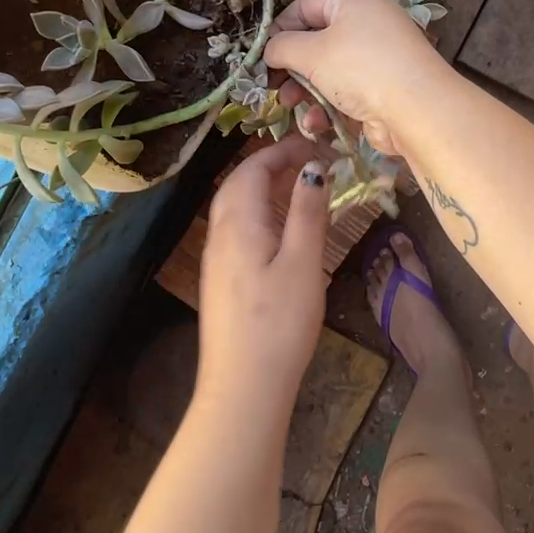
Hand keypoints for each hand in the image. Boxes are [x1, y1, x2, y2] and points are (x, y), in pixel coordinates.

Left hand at [195, 136, 331, 408]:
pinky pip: (237, 227)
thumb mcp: (303, 263)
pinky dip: (261, 211)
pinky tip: (282, 229)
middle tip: (311, 163)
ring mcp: (216, 257)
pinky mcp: (220, 279)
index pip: (253, 167)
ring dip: (266, 187)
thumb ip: (308, 211)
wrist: (242, 387)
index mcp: (238, 222)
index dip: (283, 150)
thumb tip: (314, 167)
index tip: (316, 145)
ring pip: (236, 205)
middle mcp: (220, 233)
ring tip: (301, 188)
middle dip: (273, 164)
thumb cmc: (279, 323)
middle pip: (240, 182)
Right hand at [263, 0, 455, 158]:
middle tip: (271, 84)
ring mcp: (377, 57)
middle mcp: (368, 24)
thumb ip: (282, 46)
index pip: (307, 5)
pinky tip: (316, 122)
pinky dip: (328, 105)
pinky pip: (345, 91)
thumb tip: (270, 48)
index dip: (280, 26)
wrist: (416, 110)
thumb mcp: (311, 52)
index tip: (261, 52)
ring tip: (289, 104)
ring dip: (304, 88)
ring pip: (328, 69)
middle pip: (317, 39)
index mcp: (353, 1)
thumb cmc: (359, 69)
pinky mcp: (382, 88)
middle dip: (290, 64)